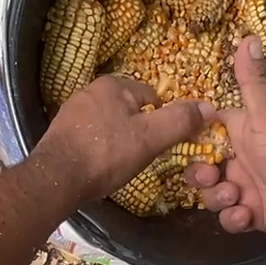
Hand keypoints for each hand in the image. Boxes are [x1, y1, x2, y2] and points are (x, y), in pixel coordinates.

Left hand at [33, 75, 212, 202]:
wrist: (56, 180)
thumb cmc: (106, 155)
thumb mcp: (150, 138)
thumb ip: (179, 122)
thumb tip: (208, 107)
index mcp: (113, 85)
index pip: (151, 95)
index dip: (162, 120)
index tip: (161, 143)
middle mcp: (90, 91)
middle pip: (129, 110)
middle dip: (139, 131)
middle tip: (142, 156)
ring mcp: (72, 112)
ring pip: (110, 124)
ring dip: (118, 141)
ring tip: (120, 164)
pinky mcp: (60, 134)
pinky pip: (91, 137)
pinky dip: (100, 150)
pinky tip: (100, 167)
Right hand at [187, 36, 265, 243]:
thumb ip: (253, 81)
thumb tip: (248, 37)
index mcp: (246, 129)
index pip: (209, 126)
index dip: (191, 132)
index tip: (178, 138)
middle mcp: (244, 157)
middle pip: (203, 165)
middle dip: (199, 175)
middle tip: (211, 177)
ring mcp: (247, 187)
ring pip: (212, 193)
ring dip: (217, 198)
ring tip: (236, 198)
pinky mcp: (252, 213)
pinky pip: (228, 218)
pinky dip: (233, 219)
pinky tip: (247, 216)